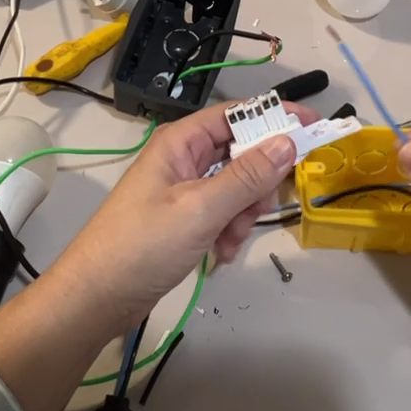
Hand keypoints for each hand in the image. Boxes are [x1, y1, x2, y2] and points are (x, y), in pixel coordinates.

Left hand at [52, 101, 316, 329]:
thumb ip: (247, 176)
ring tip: (230, 240)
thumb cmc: (144, 244)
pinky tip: (222, 253)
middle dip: (257, 182)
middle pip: (241, 152)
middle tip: (258, 209)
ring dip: (243, 213)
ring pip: (236, 187)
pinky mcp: (185, 218)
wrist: (97, 297)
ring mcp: (184, 189)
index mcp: (181, 141)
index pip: (238, 114)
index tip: (313, 126)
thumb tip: (287, 141)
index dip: (275, 116)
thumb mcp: (201, 209)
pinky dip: (230, 230)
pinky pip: (223, 213)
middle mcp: (184, 157)